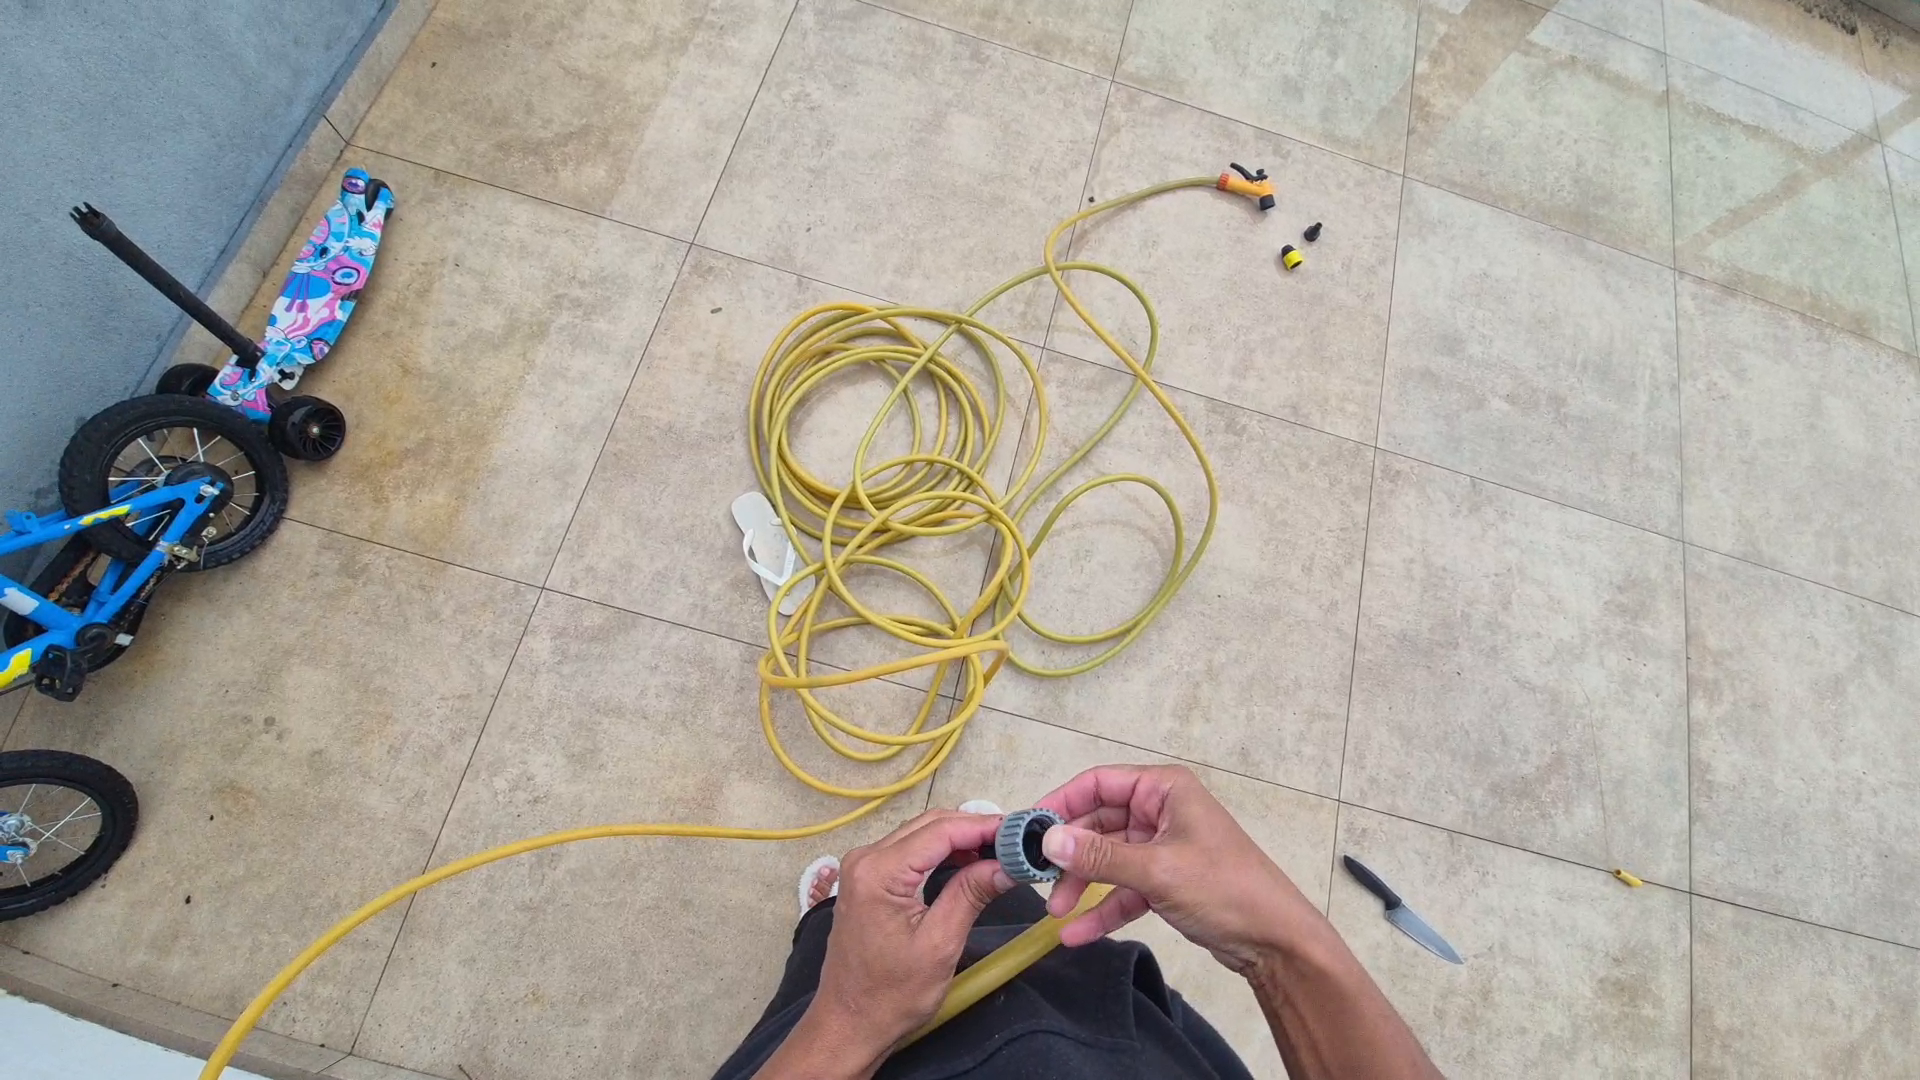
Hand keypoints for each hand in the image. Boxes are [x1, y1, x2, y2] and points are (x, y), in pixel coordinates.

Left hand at [803, 810, 1014, 1064]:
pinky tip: (968, 862)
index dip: (982, 826)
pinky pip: (910, 849)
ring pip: (921, 833)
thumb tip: (1008, 863)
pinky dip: (941, 851)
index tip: (1018, 831)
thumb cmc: (891, 996)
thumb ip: (971, 895)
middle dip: (973, 828)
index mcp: (879, 871)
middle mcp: (866, 856)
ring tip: (998, 850)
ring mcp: (864, 864)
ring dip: (959, 837)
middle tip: (1013, 840)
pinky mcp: (868, 876)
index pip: (939, 831)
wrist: (847, 1026)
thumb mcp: (940, 945)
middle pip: (929, 824)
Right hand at [1036, 764, 1325, 973]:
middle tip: (1036, 876)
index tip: (1029, 826)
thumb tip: (1047, 839)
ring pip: (1108, 858)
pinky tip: (1077, 932)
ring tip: (1054, 910)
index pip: (1099, 783)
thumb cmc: (1224, 888)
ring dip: (1081, 883)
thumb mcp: (1157, 870)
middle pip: (1099, 823)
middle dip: (1070, 852)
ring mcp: (1162, 846)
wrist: (1279, 945)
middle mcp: (1160, 810)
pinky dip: (1103, 907)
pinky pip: (1124, 888)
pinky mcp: (1166, 880)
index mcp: (1163, 789)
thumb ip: (1099, 855)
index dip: (1062, 801)